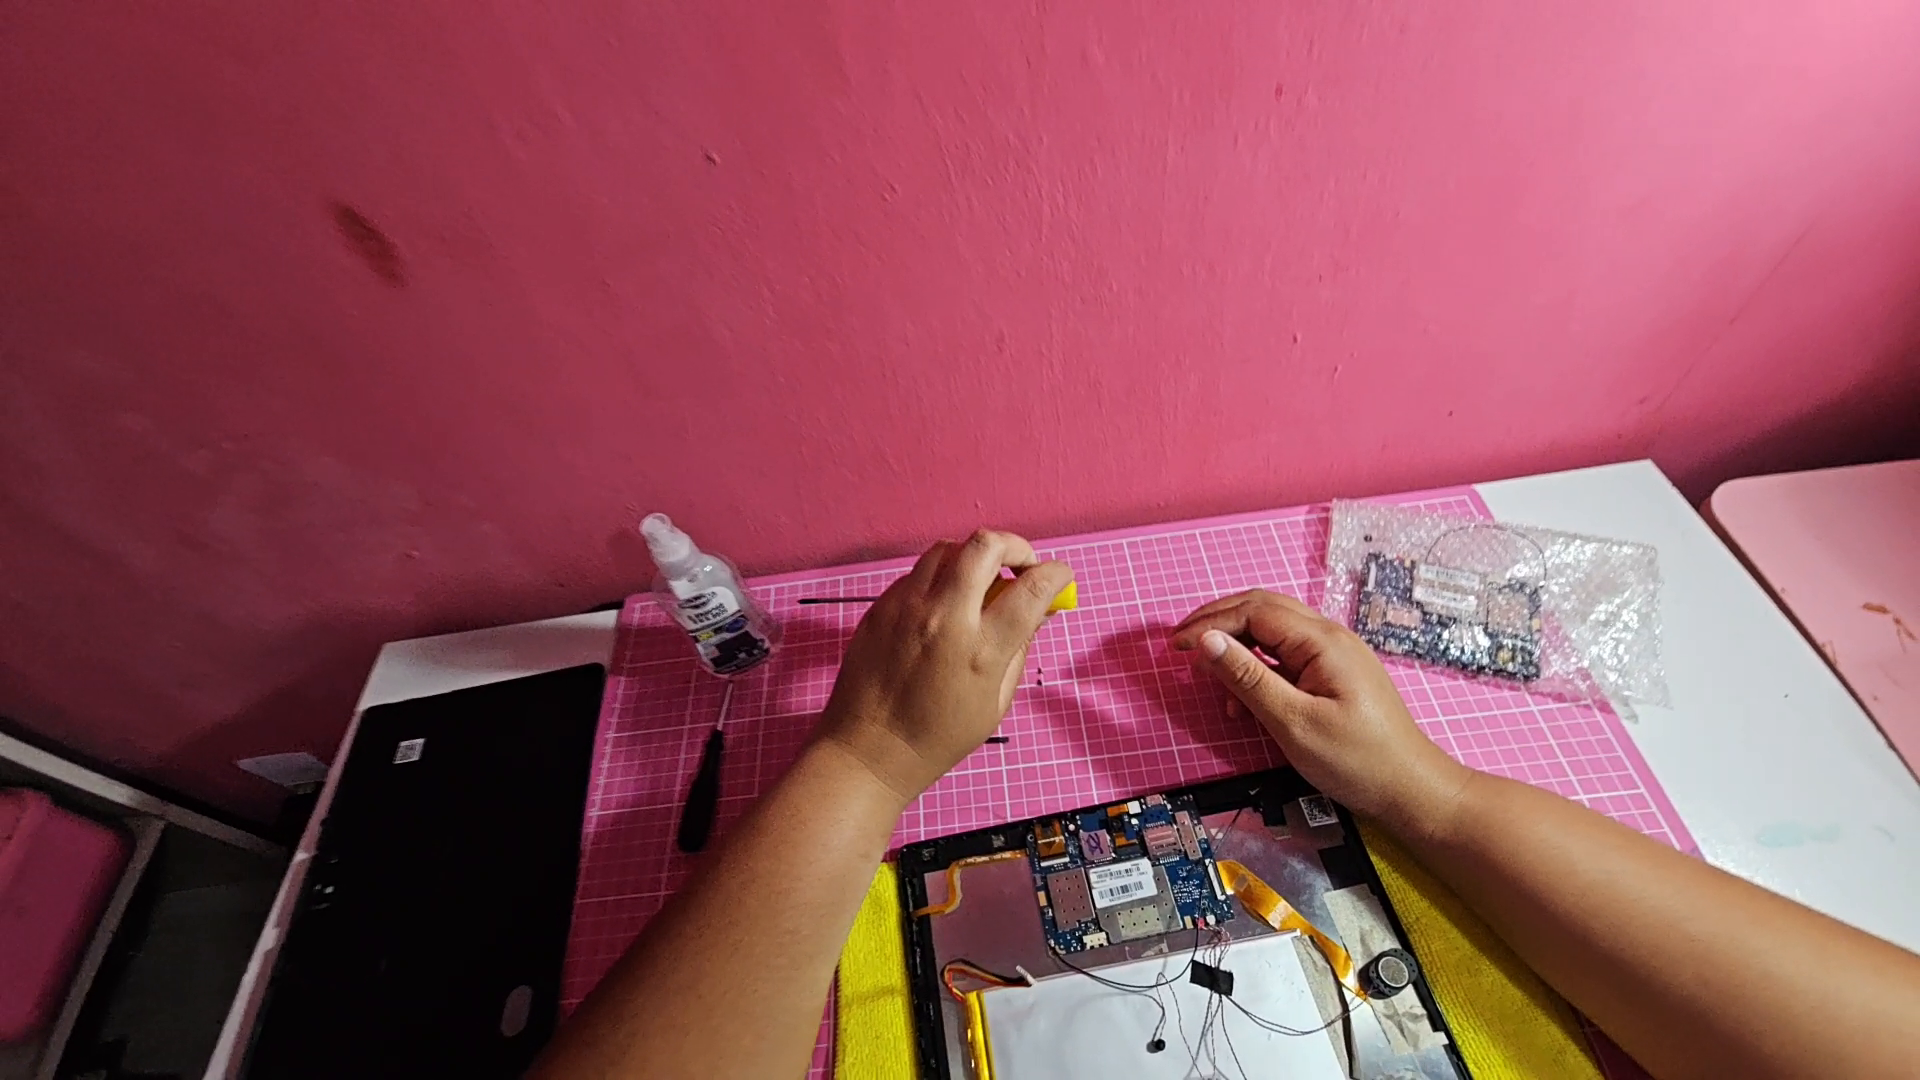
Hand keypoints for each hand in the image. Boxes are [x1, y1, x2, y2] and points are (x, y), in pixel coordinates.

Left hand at [817, 530, 1073, 804]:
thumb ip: (1019, 648)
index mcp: (980, 650)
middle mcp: (944, 617)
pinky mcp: (881, 606)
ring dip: (974, 558)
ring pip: (949, 548)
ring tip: (980, 584)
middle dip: (1015, 546)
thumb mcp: (995, 703)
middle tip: (1021, 566)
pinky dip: (941, 579)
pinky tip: (942, 607)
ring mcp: (907, 606)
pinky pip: (918, 573)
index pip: (1030, 590)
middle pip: (986, 545)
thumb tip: (1040, 608)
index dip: (1055, 574)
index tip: (1060, 575)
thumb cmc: (939, 737)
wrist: (868, 751)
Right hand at [1170, 589, 1469, 831]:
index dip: (1210, 624)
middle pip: (1261, 608)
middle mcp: (1327, 635)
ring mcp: (1332, 652)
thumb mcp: (1293, 722)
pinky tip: (1241, 698)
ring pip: (1271, 628)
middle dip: (1216, 622)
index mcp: (1321, 641)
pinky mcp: (1332, 671)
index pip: (1253, 612)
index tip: (1175, 648)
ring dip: (1235, 643)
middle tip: (1180, 644)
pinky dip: (1254, 665)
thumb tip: (1205, 641)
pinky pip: (1284, 653)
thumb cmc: (1355, 761)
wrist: (1414, 792)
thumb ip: (1247, 678)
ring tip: (1206, 672)